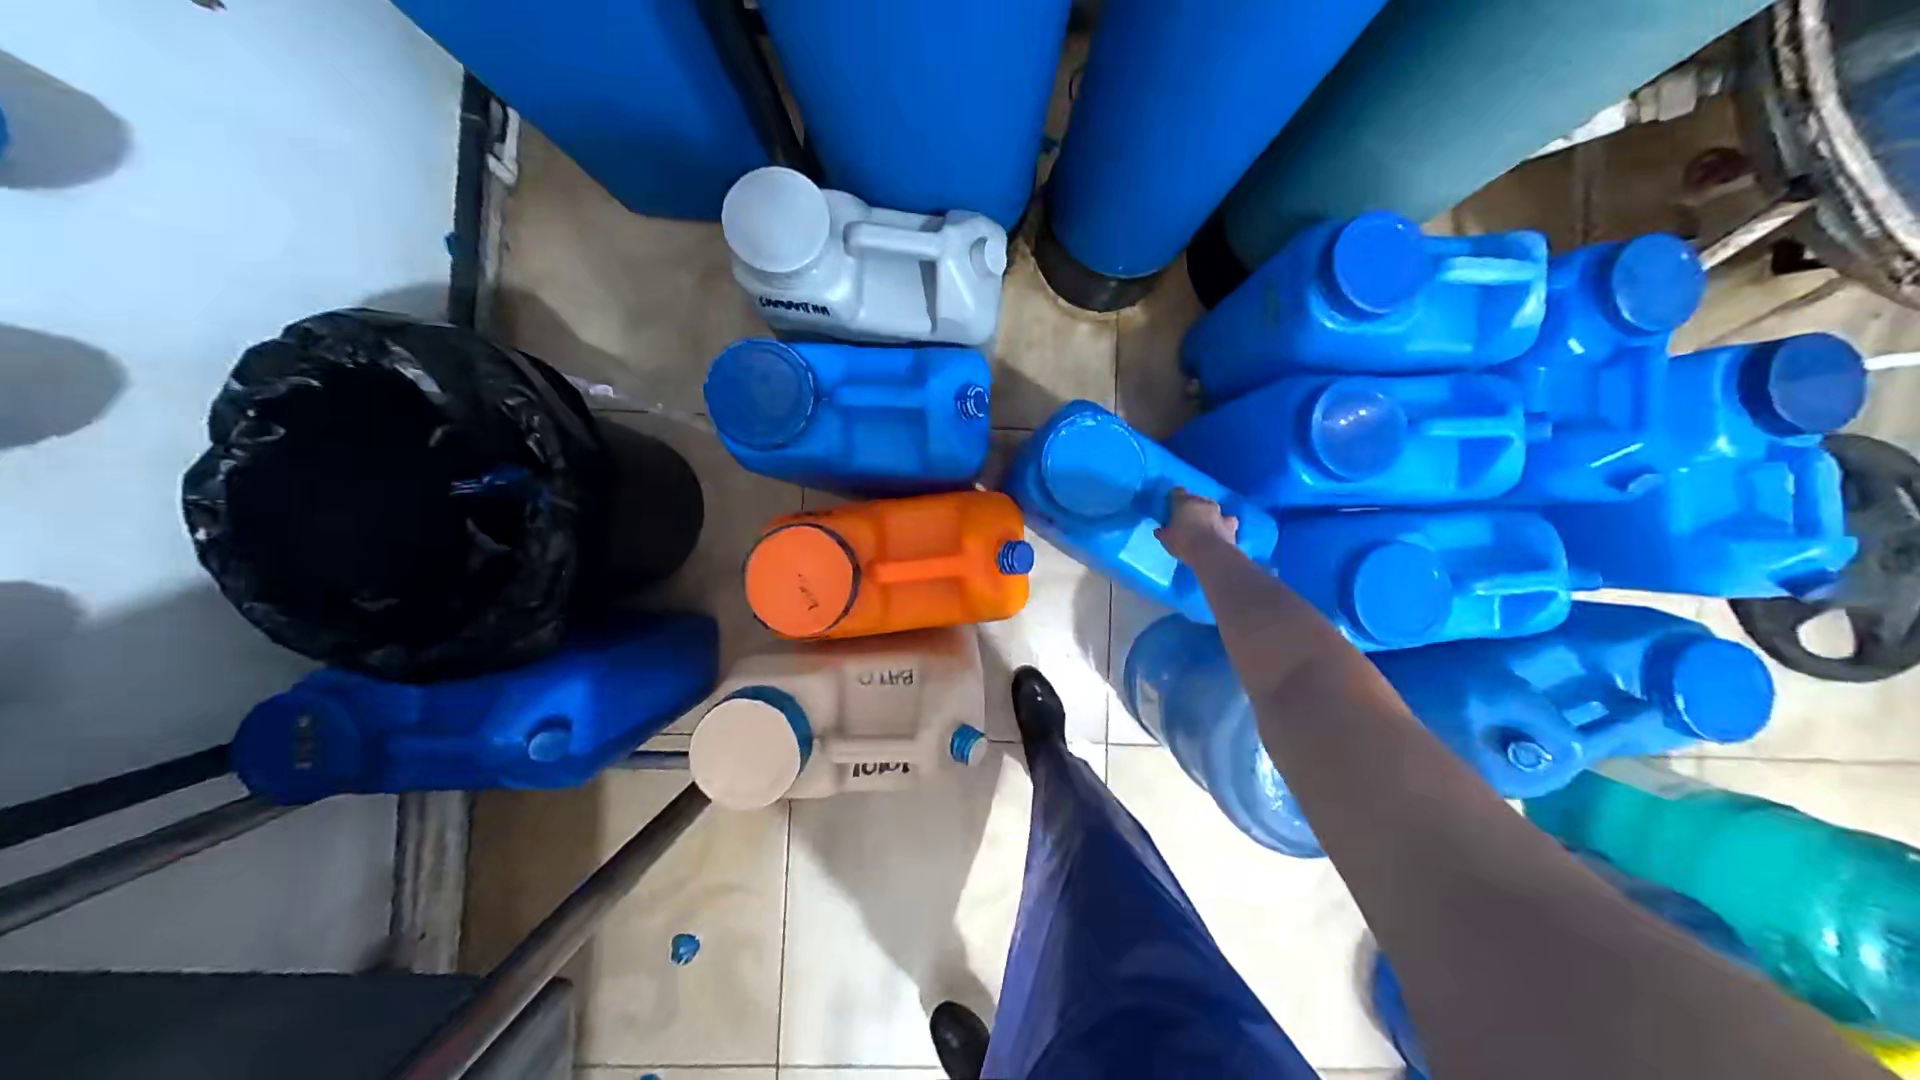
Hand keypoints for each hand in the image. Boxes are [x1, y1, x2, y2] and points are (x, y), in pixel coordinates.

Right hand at [1156, 488, 1238, 560]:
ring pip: (1211, 508)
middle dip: (1191, 507)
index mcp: (1183, 502)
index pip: (1177, 492)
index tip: (1170, 507)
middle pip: (1195, 499)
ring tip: (1202, 526)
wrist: (1210, 554)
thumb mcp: (1166, 539)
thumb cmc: (1183, 543)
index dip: (1173, 498)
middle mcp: (1202, 501)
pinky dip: (1223, 523)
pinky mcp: (1230, 523)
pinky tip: (1220, 529)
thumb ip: (1163, 531)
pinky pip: (1226, 520)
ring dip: (1207, 514)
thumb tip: (1160, 530)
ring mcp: (1218, 511)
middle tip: (1185, 520)